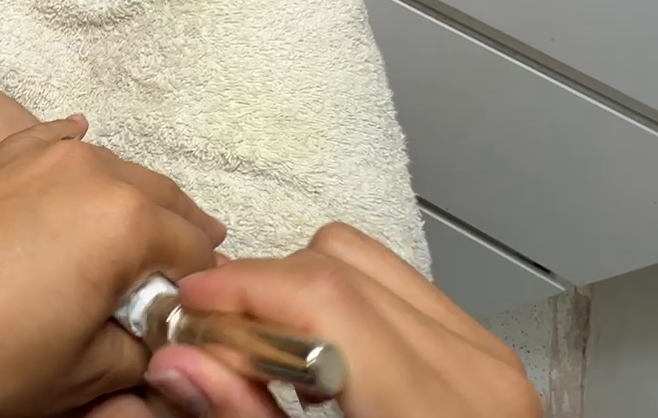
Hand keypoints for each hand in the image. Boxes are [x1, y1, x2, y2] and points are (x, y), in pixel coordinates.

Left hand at [0, 116, 225, 417]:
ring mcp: (42, 148)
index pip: (197, 254)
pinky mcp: (3, 150)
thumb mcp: (79, 374)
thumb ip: (139, 348)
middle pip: (162, 200)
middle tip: (172, 291)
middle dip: (174, 243)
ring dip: (132, 208)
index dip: (201, 295)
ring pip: (115, 172)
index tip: (195, 325)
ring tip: (128, 250)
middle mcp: (92, 164)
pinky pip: (62, 147)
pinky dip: (82, 170)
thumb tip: (161, 337)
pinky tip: (86, 169)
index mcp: (124, 217)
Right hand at [143, 223, 539, 417]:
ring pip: (357, 254)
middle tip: (218, 338)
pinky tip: (321, 352)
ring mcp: (482, 348)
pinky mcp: (479, 345)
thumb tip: (175, 357)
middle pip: (333, 264)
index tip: (189, 305)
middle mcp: (470, 364)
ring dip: (294, 284)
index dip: (245, 287)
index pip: (325, 296)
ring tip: (272, 347)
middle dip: (260, 288)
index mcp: (432, 411)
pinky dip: (334, 294)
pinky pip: (386, 275)